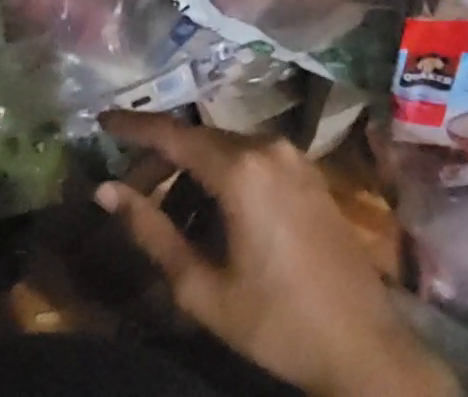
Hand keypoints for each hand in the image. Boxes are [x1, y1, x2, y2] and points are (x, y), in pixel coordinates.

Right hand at [96, 112, 457, 396]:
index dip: (133, 126)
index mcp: (240, 170)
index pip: (172, 134)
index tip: (101, 119)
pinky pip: (254, 158)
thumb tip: (105, 191)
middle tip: (129, 188)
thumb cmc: (278, 322)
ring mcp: (295, 160)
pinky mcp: (311, 176)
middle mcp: (268, 149)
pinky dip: (223, 172)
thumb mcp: (201, 286)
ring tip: (166, 205)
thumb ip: (150, 231)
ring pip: (226, 147)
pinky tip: (210, 206)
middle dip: (160, 157)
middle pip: (198, 139)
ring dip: (192, 167)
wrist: (366, 348)